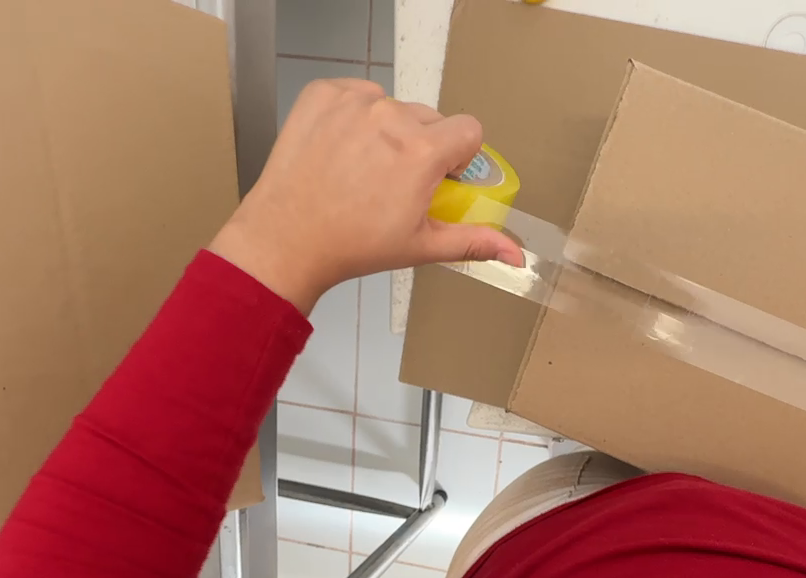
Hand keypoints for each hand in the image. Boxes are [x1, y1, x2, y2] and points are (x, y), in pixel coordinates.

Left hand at [209, 79, 524, 313]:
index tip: (442, 178)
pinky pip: (357, 95)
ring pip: (394, 107)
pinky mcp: (323, 94)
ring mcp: (354, 102)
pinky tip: (344, 153)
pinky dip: (356, 118)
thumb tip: (515, 255)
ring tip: (366, 170)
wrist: (290, 237)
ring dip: (390, 133)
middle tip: (399, 184)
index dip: (460, 157)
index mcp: (422, 153)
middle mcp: (391, 117)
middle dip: (425, 147)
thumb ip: (474, 241)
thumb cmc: (355, 245)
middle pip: (431, 118)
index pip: (469, 130)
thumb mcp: (421, 247)